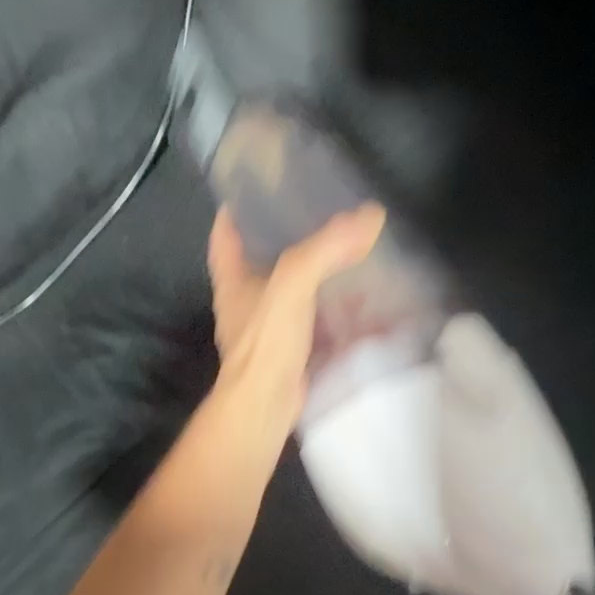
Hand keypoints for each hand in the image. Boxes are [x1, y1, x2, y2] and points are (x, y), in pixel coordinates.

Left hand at [206, 204, 386, 439]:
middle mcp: (245, 301)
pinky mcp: (289, 351)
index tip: (256, 188)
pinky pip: (315, 321)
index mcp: (232, 280)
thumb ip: (326, 249)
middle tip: (319, 215)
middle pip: (261, 259)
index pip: (225, 235)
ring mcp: (266, 328)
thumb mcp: (292, 283)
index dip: (236, 210)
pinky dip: (337, 311)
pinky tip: (363, 302)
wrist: (266, 406)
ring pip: (291, 291)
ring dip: (317, 275)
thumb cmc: (266, 340)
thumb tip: (369, 216)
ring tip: (349, 252)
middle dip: (286, 239)